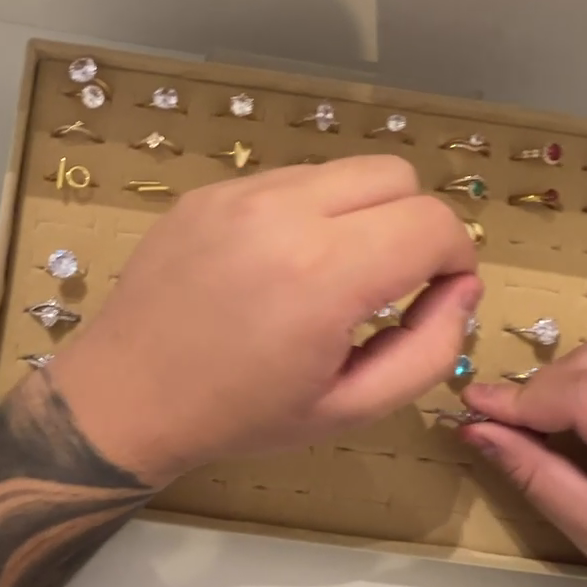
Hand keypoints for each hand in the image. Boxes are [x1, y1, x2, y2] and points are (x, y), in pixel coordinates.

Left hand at [49, 156, 480, 486]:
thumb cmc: (238, 415)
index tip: (434, 295)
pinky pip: (284, 181)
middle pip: (394, 175)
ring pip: (339, 171)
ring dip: (355, 214)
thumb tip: (459, 288)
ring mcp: (236, 193)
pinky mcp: (205, 192)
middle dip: (410, 224)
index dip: (454, 258)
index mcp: (324, 273)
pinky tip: (271, 263)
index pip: (433, 223)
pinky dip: (301, 212)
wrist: (127, 395)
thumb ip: (428, 349)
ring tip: (322, 274)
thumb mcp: (349, 407)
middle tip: (384, 281)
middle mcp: (281, 213)